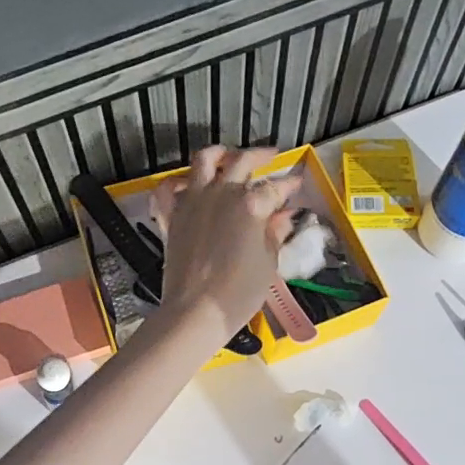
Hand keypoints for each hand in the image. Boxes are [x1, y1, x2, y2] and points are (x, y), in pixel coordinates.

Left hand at [149, 146, 299, 343]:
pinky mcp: (172, 216)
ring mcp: (194, 201)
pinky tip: (186, 184)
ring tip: (228, 156)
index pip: (276, 187)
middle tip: (271, 157)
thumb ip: (275, 234)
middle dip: (260, 156)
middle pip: (242, 161)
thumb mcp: (268, 264)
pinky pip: (168, 189)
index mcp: (252, 205)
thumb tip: (284, 217)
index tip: (297, 183)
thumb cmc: (239, 293)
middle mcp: (222, 194)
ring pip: (204, 160)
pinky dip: (176, 181)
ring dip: (219, 154)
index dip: (289, 184)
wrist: (196, 311)